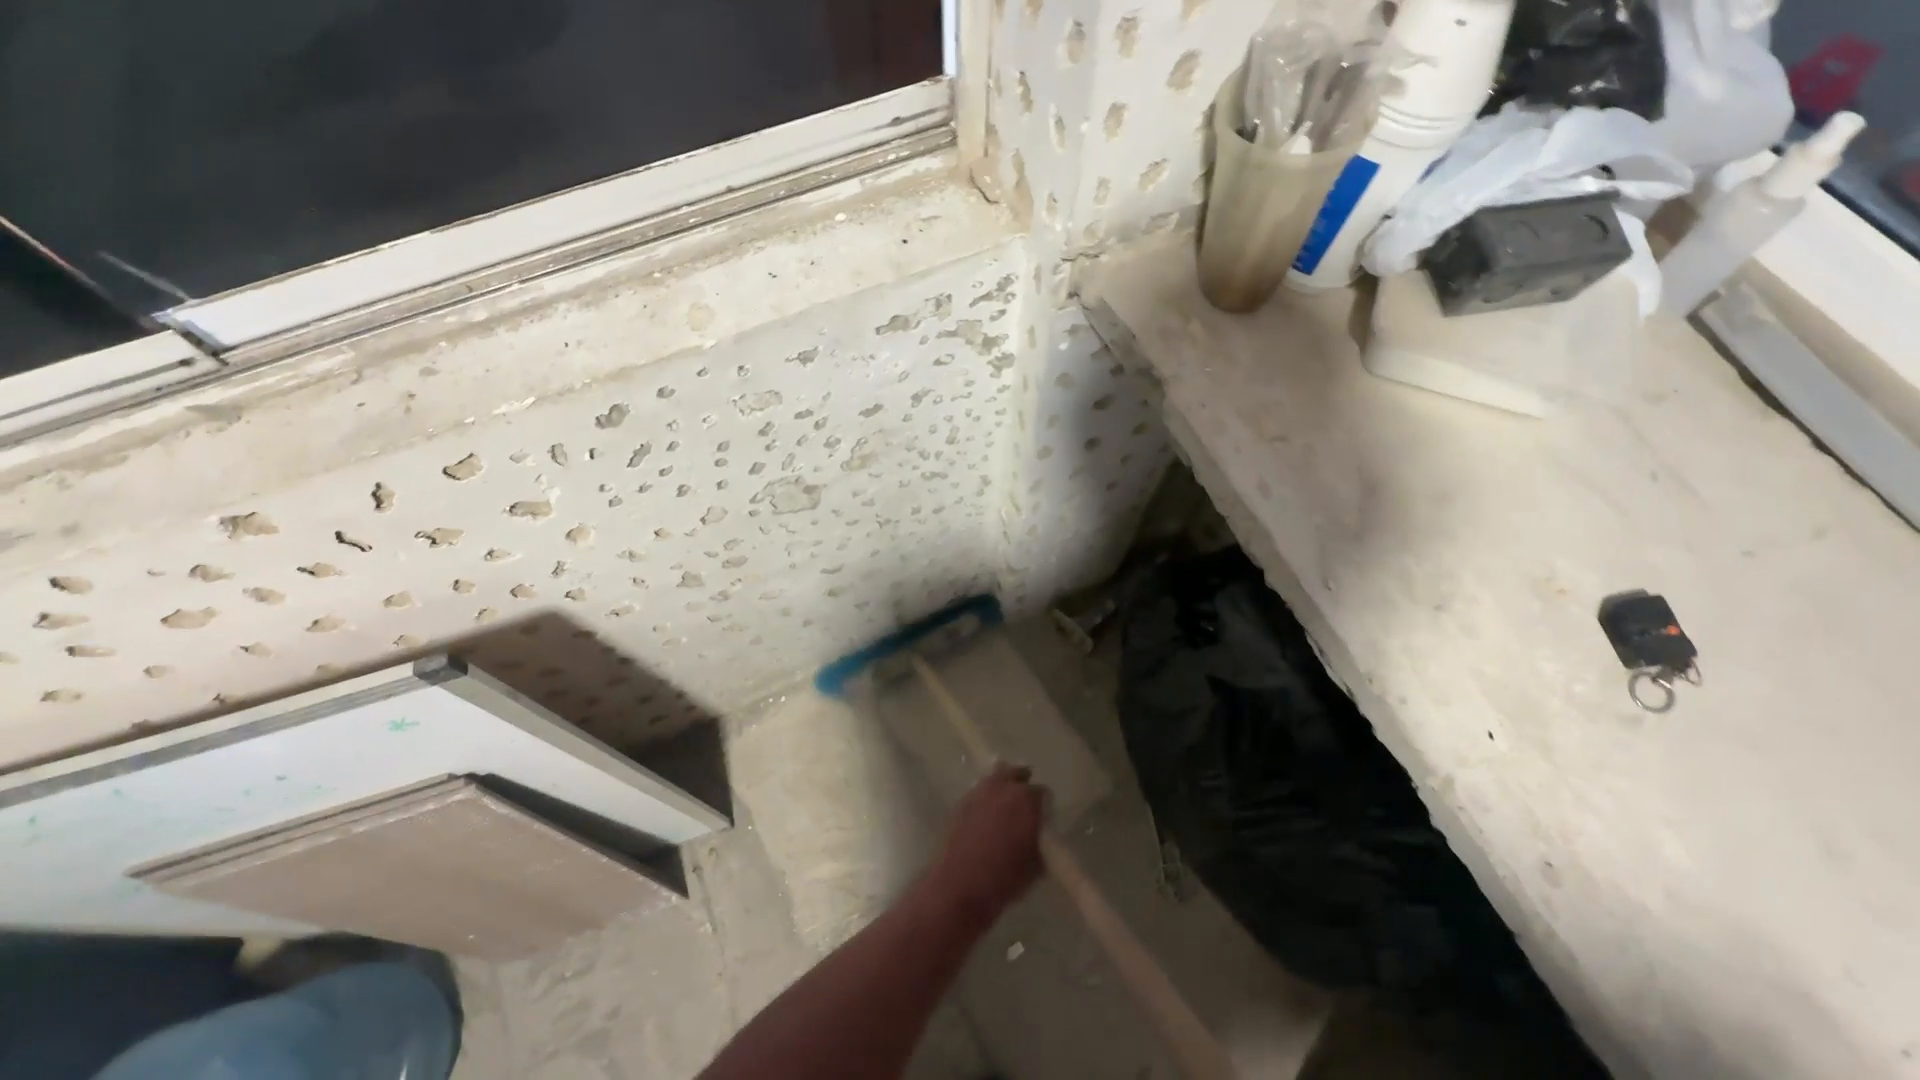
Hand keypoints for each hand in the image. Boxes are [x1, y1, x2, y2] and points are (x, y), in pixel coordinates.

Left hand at [927, 763, 1046, 927]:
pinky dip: (984, 800)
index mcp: (1027, 800)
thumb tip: (1038, 834)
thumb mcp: (1037, 862)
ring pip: (994, 779)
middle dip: (1022, 784)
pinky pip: (978, 793)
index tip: (1042, 819)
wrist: (961, 885)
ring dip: (1001, 788)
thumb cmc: (1006, 877)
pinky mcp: (960, 804)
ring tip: (1003, 807)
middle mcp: (1003, 788)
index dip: (1043, 806)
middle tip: (1024, 803)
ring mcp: (978, 793)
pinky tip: (985, 817)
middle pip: (1016, 774)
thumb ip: (1041, 839)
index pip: (1043, 793)